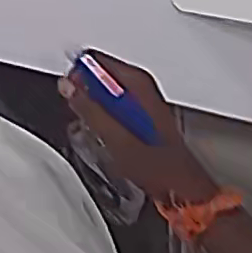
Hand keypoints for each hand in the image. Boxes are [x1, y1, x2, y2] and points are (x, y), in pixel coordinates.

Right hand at [61, 50, 217, 203]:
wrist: (184, 193)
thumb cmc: (157, 166)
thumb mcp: (114, 136)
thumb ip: (87, 106)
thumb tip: (66, 85)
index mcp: (136, 81)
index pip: (92, 59)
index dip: (77, 77)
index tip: (75, 96)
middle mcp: (140, 84)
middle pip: (97, 74)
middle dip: (85, 93)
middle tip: (89, 118)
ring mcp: (142, 98)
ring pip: (102, 91)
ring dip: (94, 107)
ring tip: (102, 131)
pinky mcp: (142, 112)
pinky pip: (111, 103)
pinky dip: (104, 115)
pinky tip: (110, 136)